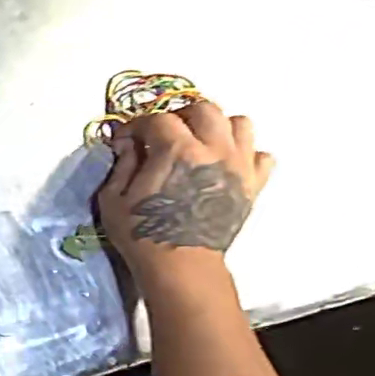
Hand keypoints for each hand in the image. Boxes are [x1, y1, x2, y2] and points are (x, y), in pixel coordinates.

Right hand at [96, 102, 272, 284]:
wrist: (181, 266)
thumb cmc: (141, 234)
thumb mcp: (113, 199)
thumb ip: (122, 164)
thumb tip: (128, 144)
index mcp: (175, 149)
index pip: (157, 118)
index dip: (137, 125)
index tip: (126, 139)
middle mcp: (213, 148)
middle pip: (203, 109)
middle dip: (179, 116)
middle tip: (164, 134)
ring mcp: (239, 165)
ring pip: (239, 124)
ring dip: (217, 128)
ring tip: (200, 144)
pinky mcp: (253, 185)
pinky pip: (261, 155)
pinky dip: (245, 154)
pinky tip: (225, 166)